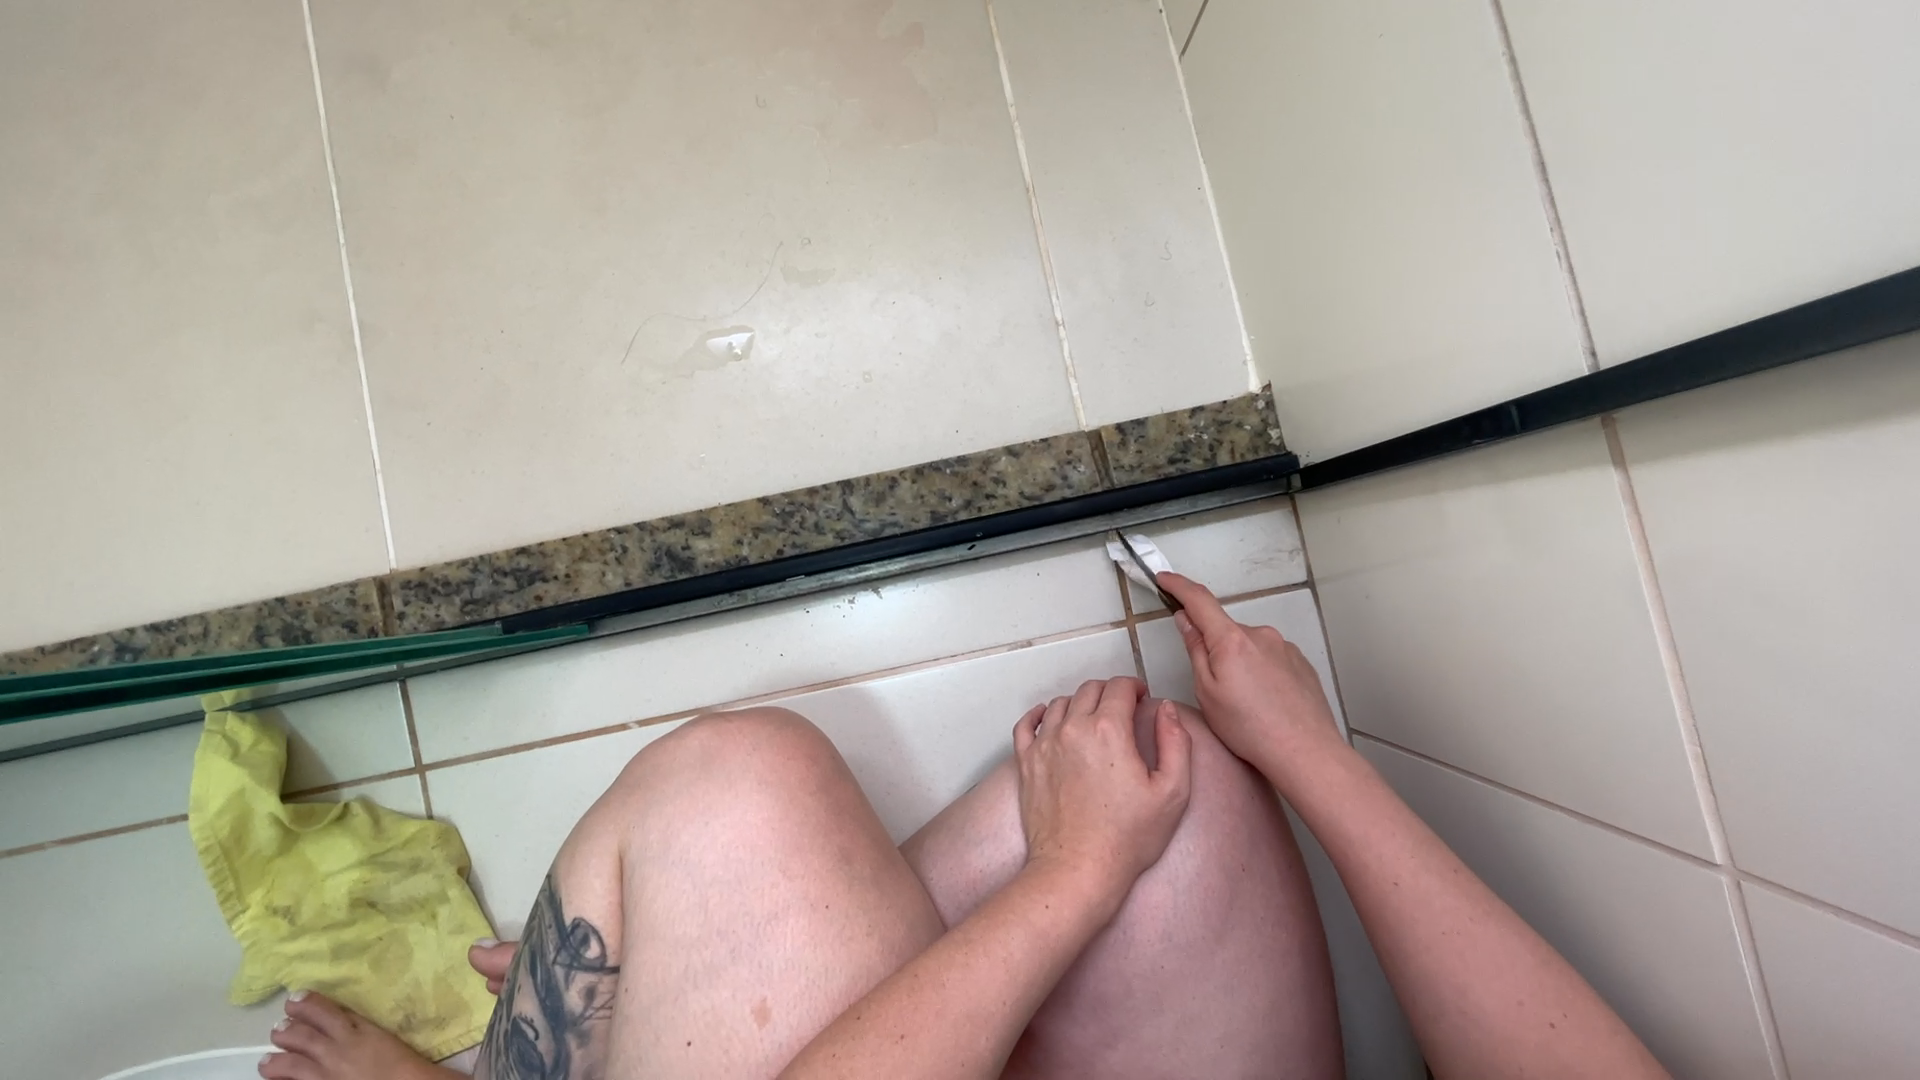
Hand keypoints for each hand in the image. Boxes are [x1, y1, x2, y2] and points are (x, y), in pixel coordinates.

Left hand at [1012, 677, 1191, 904]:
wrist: (1077, 870)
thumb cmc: (1126, 839)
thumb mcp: (1172, 793)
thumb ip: (1175, 743)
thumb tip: (1167, 710)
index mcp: (1109, 730)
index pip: (1120, 687)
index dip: (1135, 686)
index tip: (1142, 697)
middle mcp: (1073, 728)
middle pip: (1090, 690)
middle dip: (1110, 691)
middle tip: (1122, 707)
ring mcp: (1045, 744)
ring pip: (1060, 703)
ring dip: (1079, 702)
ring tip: (1092, 716)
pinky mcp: (1026, 762)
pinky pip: (1026, 724)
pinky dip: (1039, 714)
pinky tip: (1048, 716)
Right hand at [1157, 572, 1342, 783]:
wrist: (1305, 751)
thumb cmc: (1250, 728)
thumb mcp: (1207, 692)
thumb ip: (1195, 650)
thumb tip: (1186, 620)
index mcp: (1231, 640)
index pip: (1199, 600)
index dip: (1178, 586)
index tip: (1164, 578)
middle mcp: (1260, 634)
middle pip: (1224, 629)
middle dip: (1213, 647)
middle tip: (1213, 687)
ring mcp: (1284, 647)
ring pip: (1247, 645)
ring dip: (1238, 662)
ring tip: (1244, 702)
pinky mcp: (1300, 662)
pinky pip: (1269, 657)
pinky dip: (1259, 671)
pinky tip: (1264, 701)